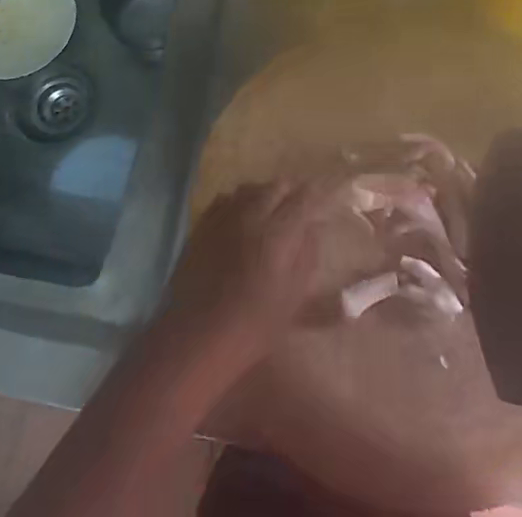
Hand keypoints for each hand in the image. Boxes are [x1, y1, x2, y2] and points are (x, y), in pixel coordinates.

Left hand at [158, 178, 346, 368]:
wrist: (198, 334)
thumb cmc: (254, 324)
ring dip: (265, 192)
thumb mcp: (293, 297)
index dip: (315, 194)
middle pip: (275, 187)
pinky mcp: (202, 225)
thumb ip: (306, 256)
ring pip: (249, 189)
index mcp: (277, 234)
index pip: (302, 199)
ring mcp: (223, 217)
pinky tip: (243, 214)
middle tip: (300, 203)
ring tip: (273, 206)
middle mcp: (250, 216)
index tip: (323, 196)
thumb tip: (312, 227)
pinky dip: (239, 200)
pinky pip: (225, 199)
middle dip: (291, 191)